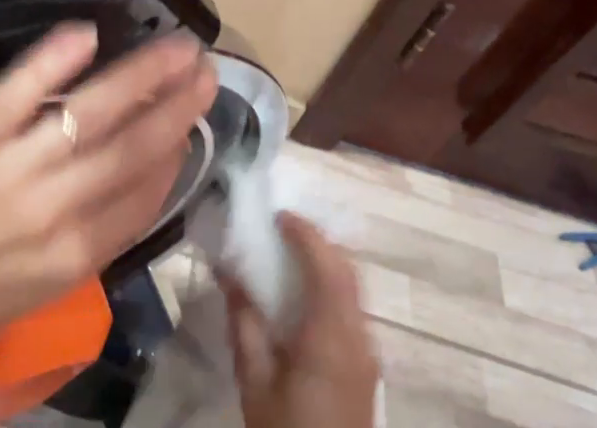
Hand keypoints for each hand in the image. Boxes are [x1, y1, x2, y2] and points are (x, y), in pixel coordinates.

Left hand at [0, 23, 217, 374]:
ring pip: (91, 115)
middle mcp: (57, 210)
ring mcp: (12, 169)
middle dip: (176, 106)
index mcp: (77, 254)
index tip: (193, 122)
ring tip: (176, 47)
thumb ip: (85, 242)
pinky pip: (19, 92)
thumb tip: (126, 191)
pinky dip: (54, 61)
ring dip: (139, 76)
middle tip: (205, 69)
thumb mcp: (38, 290)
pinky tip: (86, 34)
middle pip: (132, 148)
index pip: (145, 195)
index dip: (175, 154)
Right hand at [229, 212, 379, 427]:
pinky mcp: (364, 367)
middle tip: (279, 229)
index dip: (306, 234)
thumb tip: (229, 272)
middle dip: (317, 242)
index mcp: (331, 339)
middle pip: (348, 272)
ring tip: (284, 254)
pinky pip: (349, 309)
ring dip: (324, 263)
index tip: (276, 215)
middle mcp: (359, 339)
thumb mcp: (254, 381)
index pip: (328, 268)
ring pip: (352, 289)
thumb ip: (244, 322)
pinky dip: (327, 286)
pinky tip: (298, 294)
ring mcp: (367, 354)